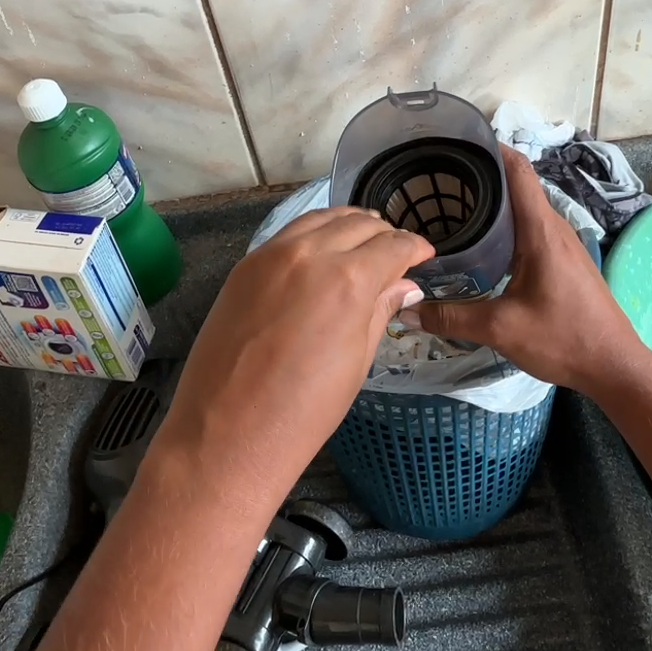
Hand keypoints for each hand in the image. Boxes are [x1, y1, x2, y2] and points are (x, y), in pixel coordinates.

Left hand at [154, 207, 433, 506]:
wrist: (227, 431)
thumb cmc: (304, 410)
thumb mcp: (356, 361)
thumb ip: (379, 310)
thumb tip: (403, 284)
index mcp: (348, 280)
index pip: (392, 246)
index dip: (415, 248)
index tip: (424, 255)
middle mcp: (311, 254)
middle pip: (358, 224)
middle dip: (385, 234)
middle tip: (396, 253)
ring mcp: (272, 254)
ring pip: (322, 218)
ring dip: (349, 225)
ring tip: (363, 243)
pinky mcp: (246, 264)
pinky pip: (290, 232)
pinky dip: (315, 232)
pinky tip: (323, 249)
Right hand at [419, 145, 650, 396]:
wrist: (614, 366)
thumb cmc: (563, 338)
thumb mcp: (500, 328)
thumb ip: (451, 317)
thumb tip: (406, 311)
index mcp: (541, 230)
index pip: (518, 169)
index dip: (490, 149)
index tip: (456, 145)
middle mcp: (553, 227)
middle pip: (517, 184)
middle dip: (480, 176)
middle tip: (437, 181)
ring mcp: (561, 243)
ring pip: (523, 208)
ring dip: (492, 202)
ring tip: (451, 208)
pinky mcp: (563, 260)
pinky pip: (529, 228)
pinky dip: (504, 224)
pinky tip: (481, 244)